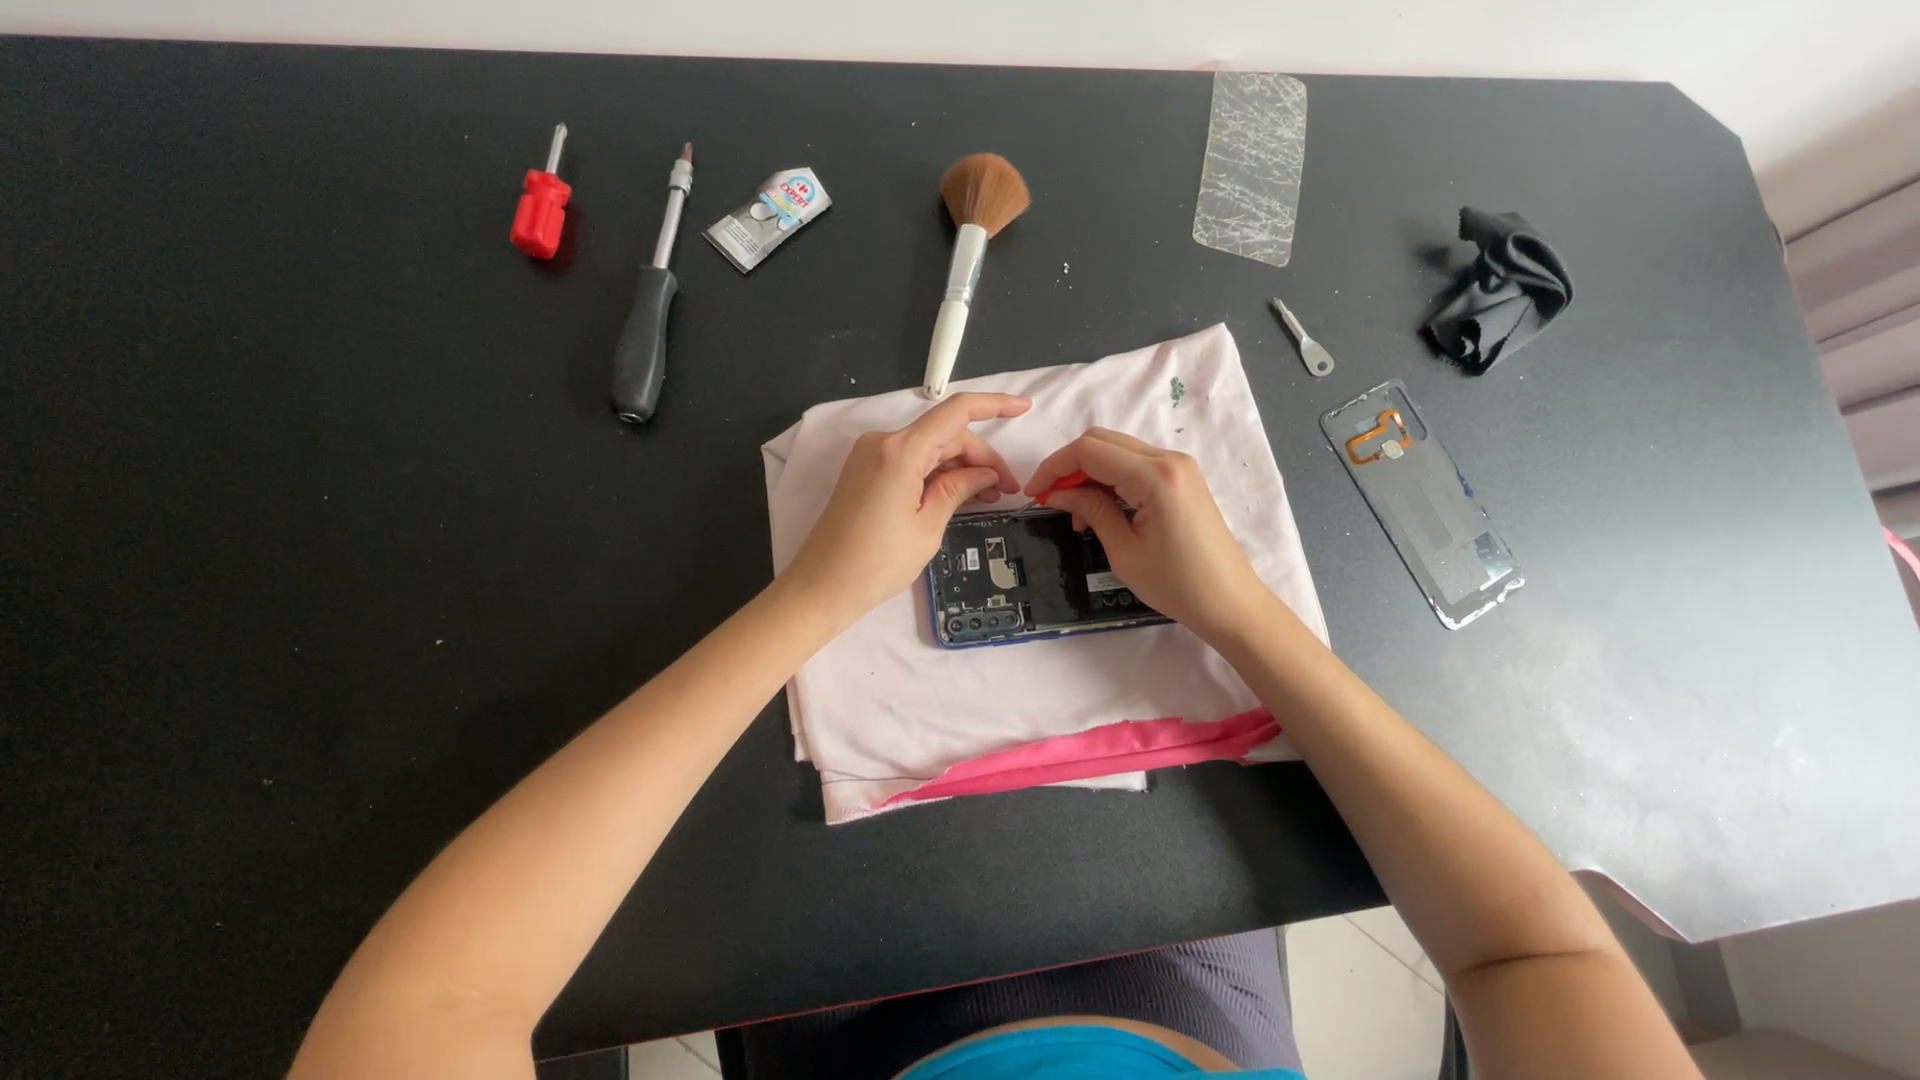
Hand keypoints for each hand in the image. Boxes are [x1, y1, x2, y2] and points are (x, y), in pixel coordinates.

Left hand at [783, 392, 1031, 624]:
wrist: (821, 586)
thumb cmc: (876, 563)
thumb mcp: (927, 526)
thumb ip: (957, 489)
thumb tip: (984, 473)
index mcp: (900, 451)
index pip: (956, 412)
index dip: (994, 405)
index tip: (1025, 409)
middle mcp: (883, 442)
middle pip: (945, 434)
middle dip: (980, 457)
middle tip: (1007, 490)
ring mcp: (870, 455)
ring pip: (929, 448)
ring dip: (960, 467)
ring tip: (988, 497)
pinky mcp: (865, 471)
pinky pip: (910, 460)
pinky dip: (937, 473)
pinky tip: (959, 494)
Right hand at [1027, 428, 1274, 645]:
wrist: (1230, 602)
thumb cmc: (1177, 584)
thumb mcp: (1124, 551)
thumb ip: (1091, 511)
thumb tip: (1058, 494)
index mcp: (1155, 476)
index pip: (1089, 451)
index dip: (1054, 467)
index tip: (1033, 494)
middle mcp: (1169, 459)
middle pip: (1102, 441)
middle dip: (1068, 466)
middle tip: (1050, 500)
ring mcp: (1179, 466)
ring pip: (1117, 449)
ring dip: (1088, 472)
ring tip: (1074, 513)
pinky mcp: (1182, 478)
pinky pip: (1134, 464)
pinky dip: (1109, 478)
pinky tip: (1099, 509)